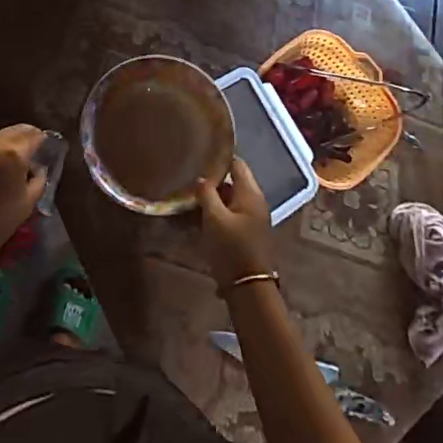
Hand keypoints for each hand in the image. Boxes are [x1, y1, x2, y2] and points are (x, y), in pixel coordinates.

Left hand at [0, 124, 48, 259]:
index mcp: (14, 154)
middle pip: (17, 130)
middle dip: (28, 136)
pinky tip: (3, 164)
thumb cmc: (0, 220)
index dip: (44, 140)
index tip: (47, 150)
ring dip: (13, 141)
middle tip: (36, 151)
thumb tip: (39, 167)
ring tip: (20, 158)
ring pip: (1, 135)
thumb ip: (39, 178)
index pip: (34, 134)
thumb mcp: (29, 201)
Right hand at [196, 158, 275, 288]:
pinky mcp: (246, 233)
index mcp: (250, 193)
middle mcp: (254, 202)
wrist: (247, 287)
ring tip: (188, 196)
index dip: (220, 159)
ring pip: (229, 200)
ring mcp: (251, 218)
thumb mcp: (214, 218)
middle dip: (212, 180)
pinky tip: (197, 217)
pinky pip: (229, 215)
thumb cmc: (231, 248)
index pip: (237, 165)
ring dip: (212, 198)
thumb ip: (207, 194)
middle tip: (188, 177)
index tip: (200, 155)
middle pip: (233, 182)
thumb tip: (201, 178)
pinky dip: (215, 213)